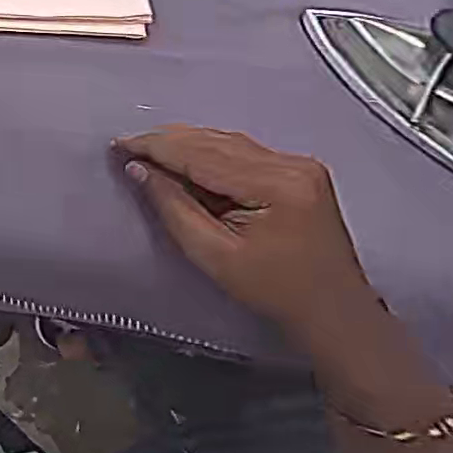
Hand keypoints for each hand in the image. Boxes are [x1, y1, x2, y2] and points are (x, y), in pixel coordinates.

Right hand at [114, 125, 379, 347]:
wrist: (334, 311)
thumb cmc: (273, 290)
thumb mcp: (213, 254)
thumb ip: (173, 206)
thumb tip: (138, 168)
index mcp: (276, 184)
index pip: (201, 154)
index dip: (155, 147)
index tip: (118, 145)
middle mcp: (290, 163)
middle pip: (212, 141)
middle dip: (165, 142)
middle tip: (125, 145)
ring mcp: (297, 163)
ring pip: (224, 141)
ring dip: (183, 144)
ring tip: (145, 149)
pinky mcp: (296, 169)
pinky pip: (239, 150)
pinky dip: (206, 151)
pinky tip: (182, 156)